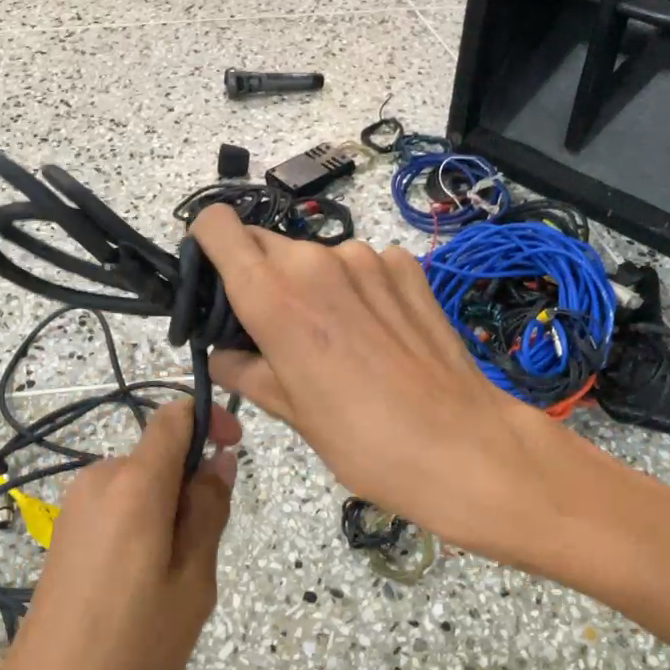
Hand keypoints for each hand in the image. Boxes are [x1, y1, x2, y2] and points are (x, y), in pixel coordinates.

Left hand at [0, 400, 238, 669]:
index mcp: (133, 483)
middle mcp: (98, 481)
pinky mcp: (64, 535)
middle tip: (206, 547)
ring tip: (174, 578)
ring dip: (167, 509)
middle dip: (190, 483)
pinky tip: (141, 586)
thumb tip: (219, 458)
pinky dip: (141, 525)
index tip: (234, 447)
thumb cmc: (137, 646)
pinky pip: (116, 508)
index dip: (208, 419)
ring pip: (139, 485)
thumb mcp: (193, 579)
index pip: (172, 417)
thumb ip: (208, 509)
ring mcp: (75, 508)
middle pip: (157, 455)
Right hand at [190, 206, 612, 566]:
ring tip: (336, 341)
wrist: (461, 444)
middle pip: (265, 244)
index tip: (214, 281)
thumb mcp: (289, 412)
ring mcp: (368, 258)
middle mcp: (316, 260)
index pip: (218, 226)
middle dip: (258, 276)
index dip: (207, 245)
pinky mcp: (407, 266)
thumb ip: (244, 369)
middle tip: (273, 330)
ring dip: (311, 285)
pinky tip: (376, 333)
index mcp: (274, 295)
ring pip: (315, 257)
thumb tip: (222, 353)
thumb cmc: (363, 439)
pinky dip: (357, 288)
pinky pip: (363, 265)